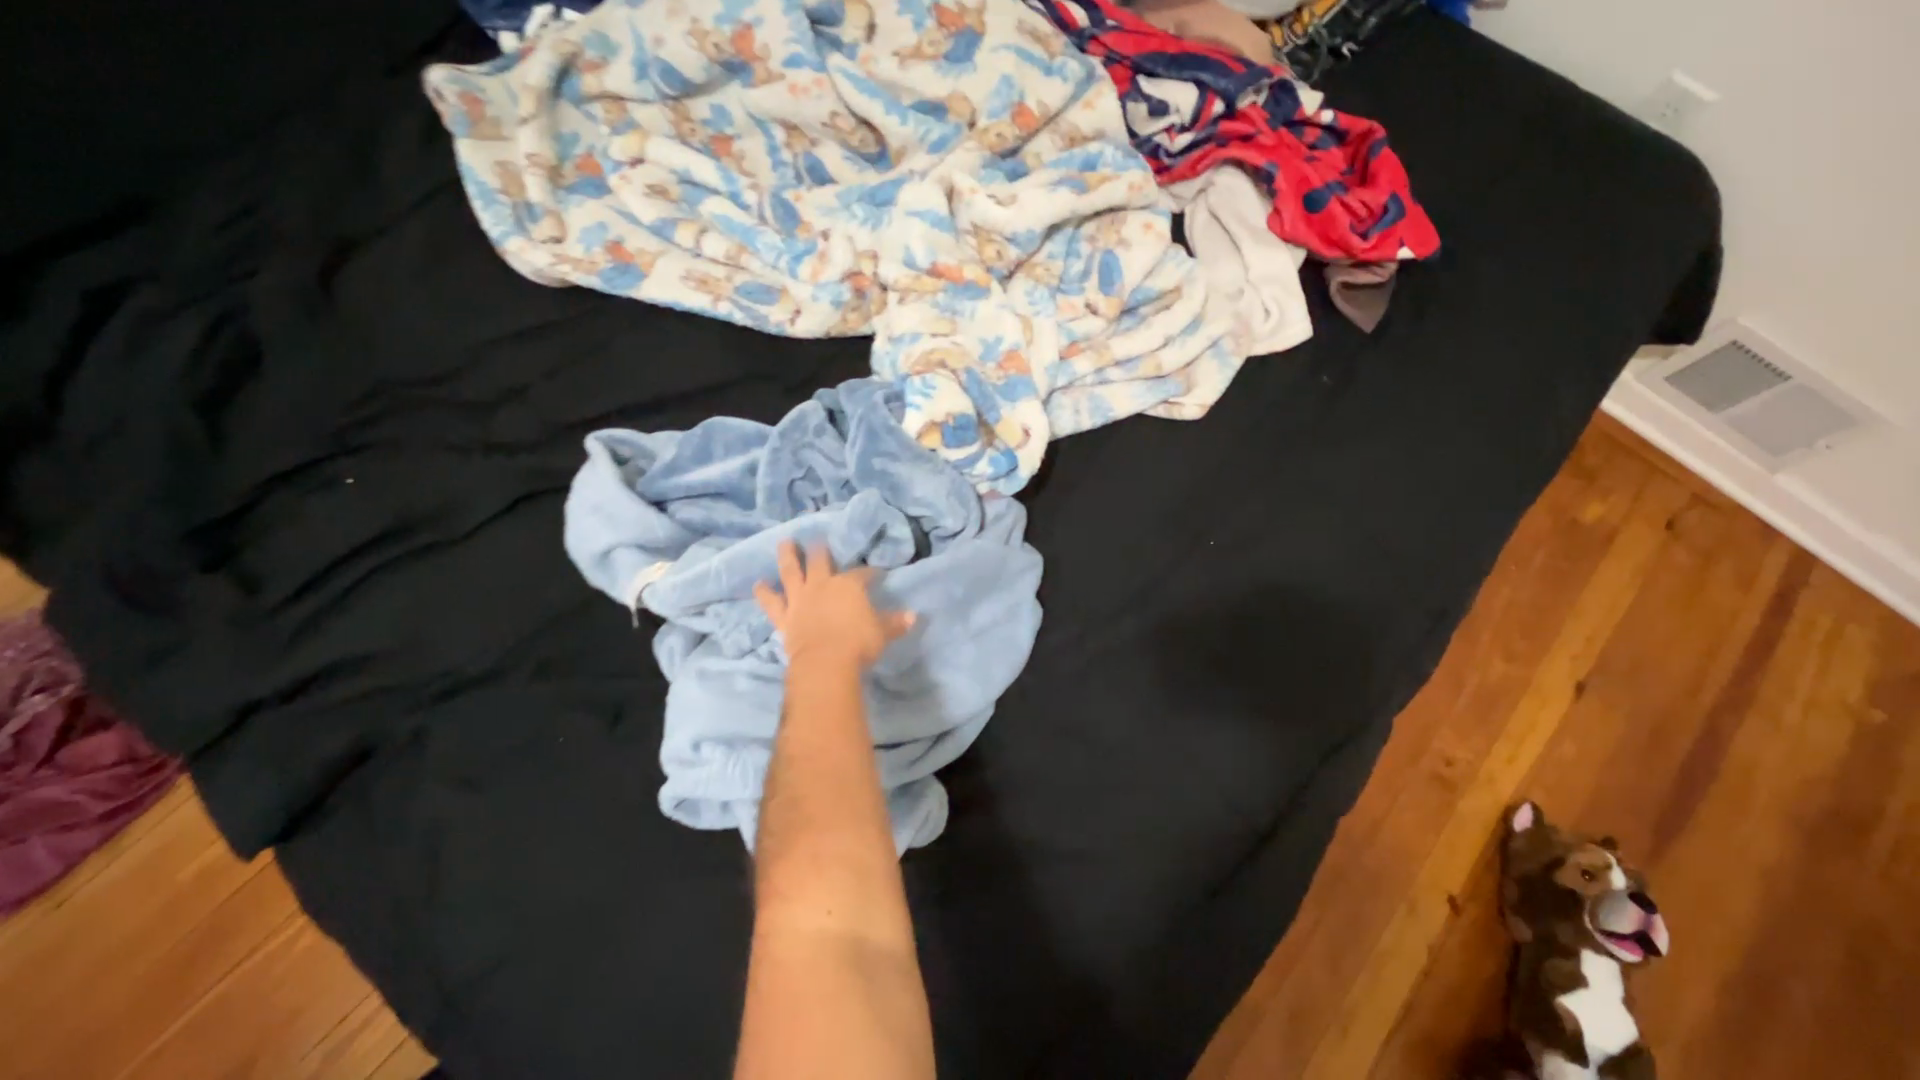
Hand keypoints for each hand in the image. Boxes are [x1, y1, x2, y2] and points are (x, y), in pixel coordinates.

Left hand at [754, 541, 914, 668]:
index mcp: (849, 586)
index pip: (861, 574)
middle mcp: (822, 586)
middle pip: (820, 561)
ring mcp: (800, 600)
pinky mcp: (785, 617)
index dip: (869, 572)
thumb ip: (895, 623)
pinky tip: (758, 584)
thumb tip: (913, 616)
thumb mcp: (883, 633)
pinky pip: (772, 603)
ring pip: (791, 572)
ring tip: (784, 543)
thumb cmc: (858, 644)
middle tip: (817, 540)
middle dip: (820, 550)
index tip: (875, 573)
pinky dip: (764, 593)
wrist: (825, 662)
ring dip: (787, 556)